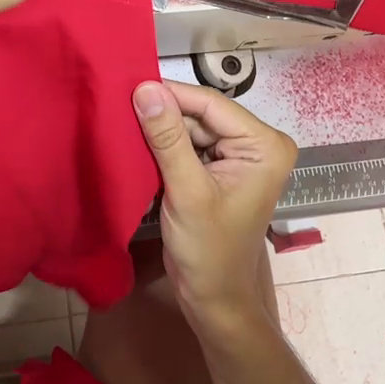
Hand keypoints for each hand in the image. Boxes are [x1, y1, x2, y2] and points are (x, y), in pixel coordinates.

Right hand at [133, 80, 297, 336]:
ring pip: (192, 126)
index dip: (170, 94)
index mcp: (265, 145)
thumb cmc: (208, 250)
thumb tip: (145, 89)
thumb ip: (167, 138)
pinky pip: (190, 143)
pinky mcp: (221, 167)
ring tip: (123, 120)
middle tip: (119, 105)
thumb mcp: (186, 191)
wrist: (212, 296)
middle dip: (164, 113)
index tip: (128, 86)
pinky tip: (138, 141)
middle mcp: (259, 143)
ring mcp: (240, 155)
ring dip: (161, 128)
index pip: (212, 103)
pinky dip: (165, 144)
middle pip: (202, 113)